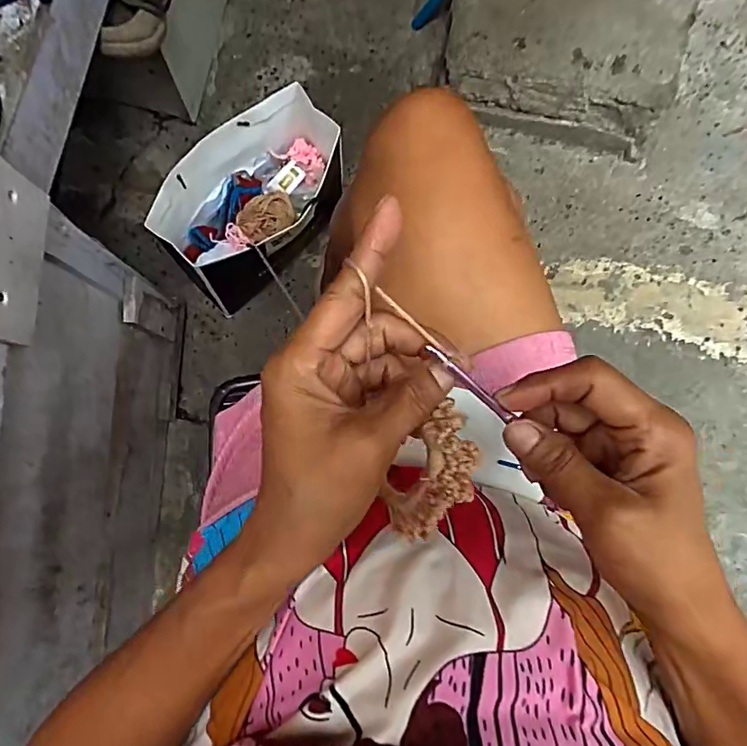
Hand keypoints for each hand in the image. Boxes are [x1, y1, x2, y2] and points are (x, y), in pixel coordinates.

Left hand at [239, 197, 453, 580]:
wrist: (292, 537)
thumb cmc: (319, 493)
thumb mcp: (370, 443)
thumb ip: (410, 398)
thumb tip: (446, 368)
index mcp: (303, 362)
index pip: (345, 297)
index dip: (373, 252)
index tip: (393, 208)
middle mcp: (310, 362)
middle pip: (370, 328)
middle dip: (412, 342)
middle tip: (454, 365)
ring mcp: (322, 382)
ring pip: (377, 355)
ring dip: (410, 369)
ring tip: (442, 392)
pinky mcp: (334, 402)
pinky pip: (374, 380)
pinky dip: (401, 388)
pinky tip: (425, 402)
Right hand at [496, 357, 735, 630]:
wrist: (680, 608)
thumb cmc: (653, 560)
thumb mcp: (602, 510)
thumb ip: (557, 463)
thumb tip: (513, 427)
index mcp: (654, 428)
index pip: (593, 380)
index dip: (545, 385)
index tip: (502, 404)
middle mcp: (642, 428)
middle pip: (578, 399)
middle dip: (541, 418)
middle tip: (516, 452)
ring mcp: (627, 448)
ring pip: (569, 424)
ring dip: (544, 443)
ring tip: (538, 478)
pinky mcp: (612, 468)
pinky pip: (570, 448)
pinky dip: (550, 461)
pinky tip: (548, 486)